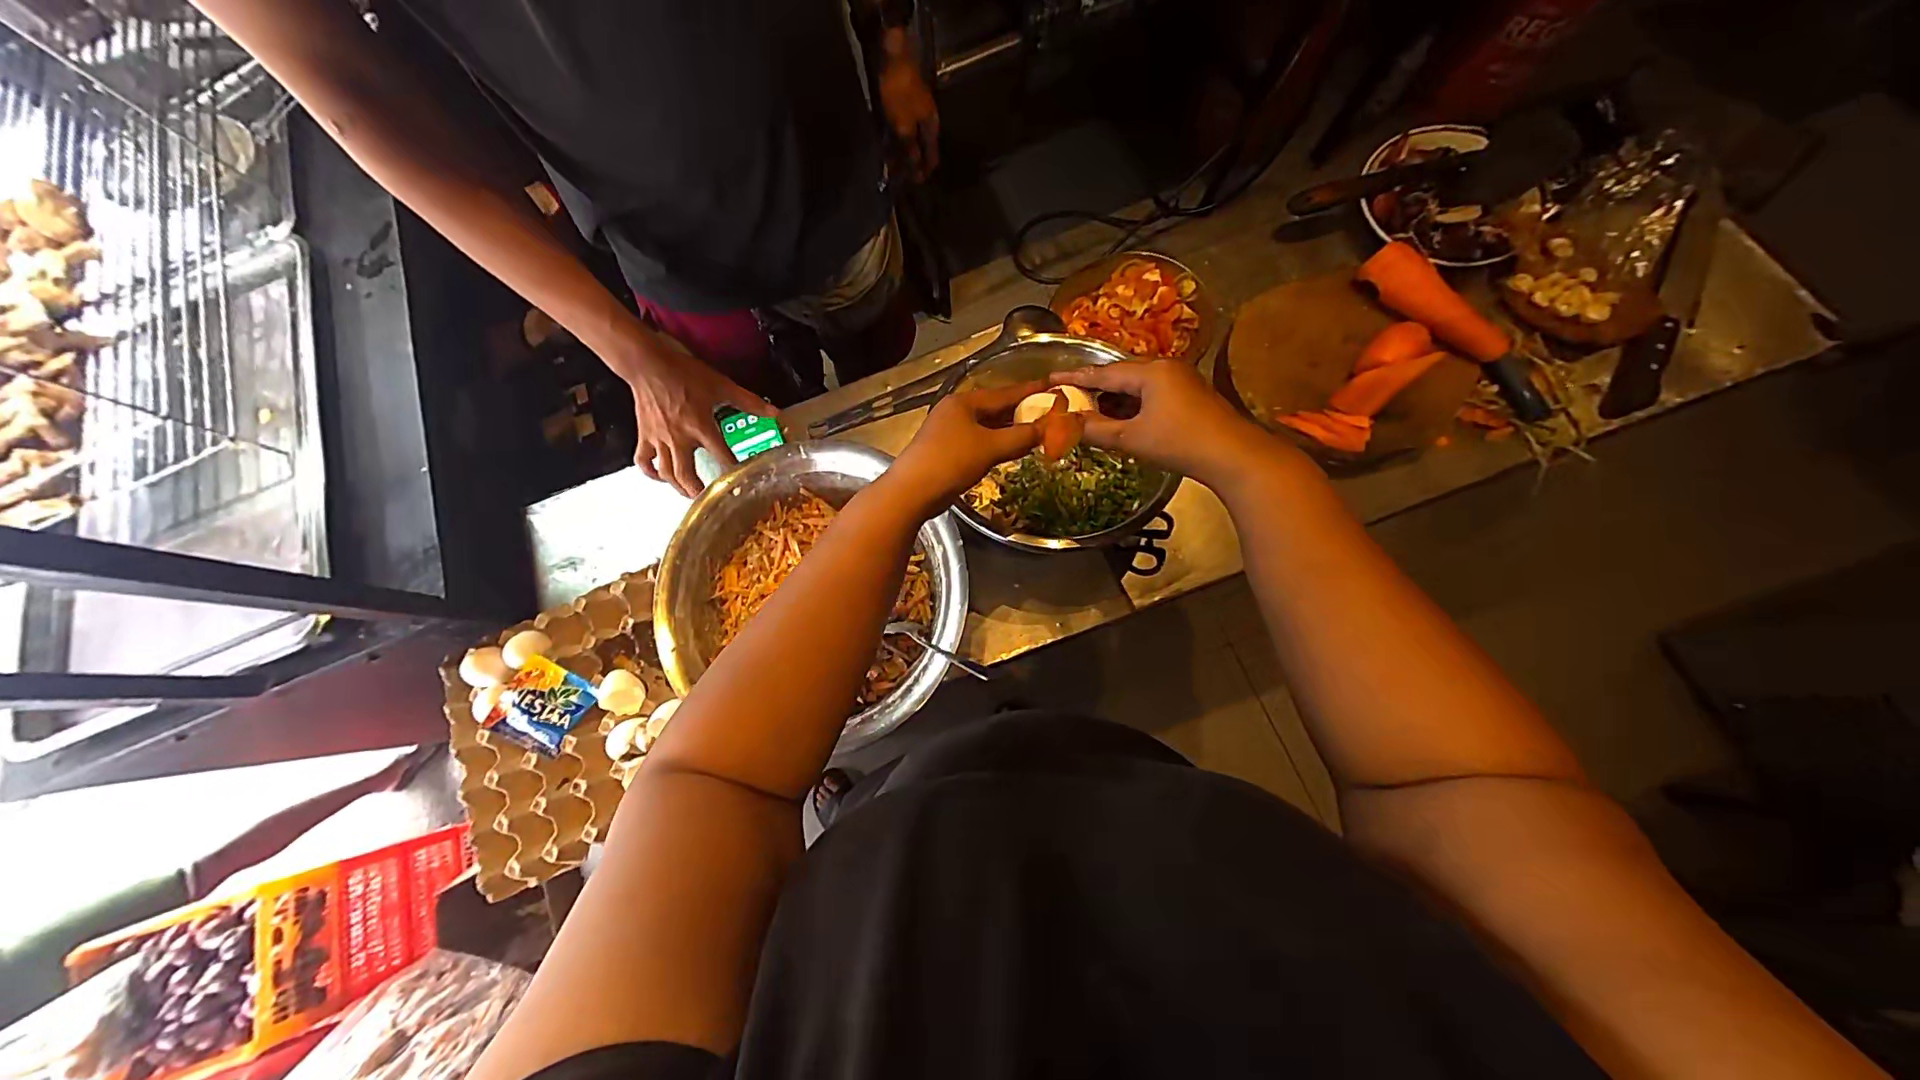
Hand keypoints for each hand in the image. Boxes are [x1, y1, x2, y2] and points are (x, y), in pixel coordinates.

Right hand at [616, 333, 775, 496]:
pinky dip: (652, 473)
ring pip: (666, 473)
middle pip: (686, 475)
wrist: (648, 364)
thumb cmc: (684, 373)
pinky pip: (644, 461)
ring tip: (690, 494)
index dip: (733, 469)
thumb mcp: (721, 386)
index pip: (721, 455)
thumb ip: (749, 402)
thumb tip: (774, 412)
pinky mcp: (644, 436)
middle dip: (698, 491)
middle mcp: (679, 438)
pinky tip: (662, 477)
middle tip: (711, 499)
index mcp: (701, 426)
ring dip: (678, 487)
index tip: (743, 480)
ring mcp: (659, 439)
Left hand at [877, 29, 938, 180]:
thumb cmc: (900, 91)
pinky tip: (889, 144)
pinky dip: (896, 139)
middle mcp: (926, 120)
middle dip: (912, 164)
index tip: (916, 184)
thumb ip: (909, 149)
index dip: (924, 171)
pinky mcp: (903, 102)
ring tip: (892, 166)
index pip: (932, 156)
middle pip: (921, 149)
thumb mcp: (903, 125)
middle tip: (901, 180)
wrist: (892, 54)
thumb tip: (915, 169)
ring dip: (903, 153)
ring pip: (911, 138)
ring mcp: (916, 110)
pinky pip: (902, 128)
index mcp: (931, 127)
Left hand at [883, 381, 1044, 513]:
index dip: (1031, 391)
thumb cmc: (950, 463)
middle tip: (1050, 413)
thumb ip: (1020, 436)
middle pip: (996, 408)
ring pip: (988, 426)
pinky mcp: (947, 452)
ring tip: (1037, 431)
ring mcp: (949, 432)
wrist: (911, 492)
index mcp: (964, 403)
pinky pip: (980, 441)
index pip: (1005, 393)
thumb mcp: (990, 447)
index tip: (1053, 388)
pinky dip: (998, 443)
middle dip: (1022, 411)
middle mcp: (956, 412)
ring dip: (1011, 429)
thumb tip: (1047, 428)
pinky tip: (1011, 450)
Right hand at [1049, 361, 1284, 485]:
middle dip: (1093, 386)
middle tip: (1067, 395)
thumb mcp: (1132, 438)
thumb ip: (1096, 430)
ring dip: (1112, 397)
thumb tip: (1065, 426)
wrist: (1234, 455)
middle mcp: (1166, 368)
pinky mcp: (1190, 397)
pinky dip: (1131, 404)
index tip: (1051, 380)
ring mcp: (1181, 381)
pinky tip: (1119, 418)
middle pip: (1121, 374)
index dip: (1075, 378)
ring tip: (1087, 408)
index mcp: (1150, 372)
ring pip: (1137, 385)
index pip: (1104, 372)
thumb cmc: (1180, 442)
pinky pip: (1150, 394)